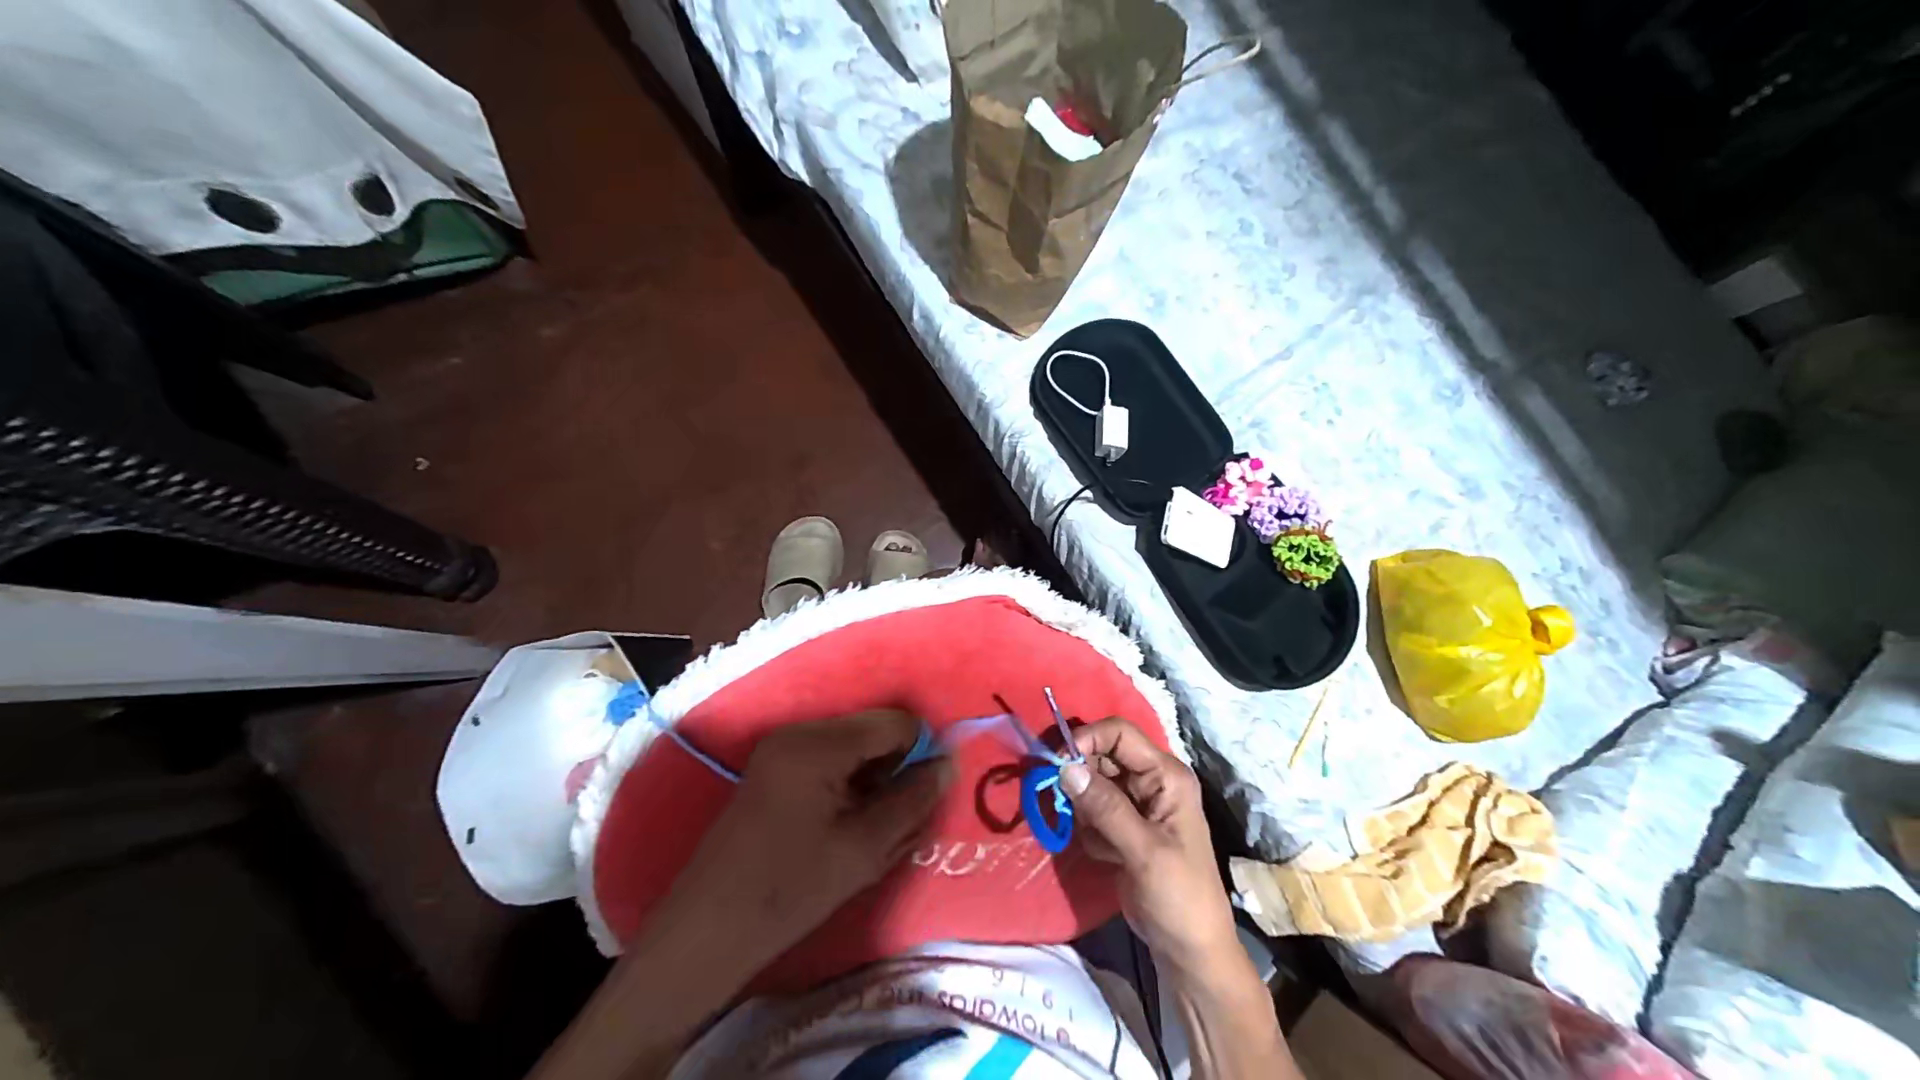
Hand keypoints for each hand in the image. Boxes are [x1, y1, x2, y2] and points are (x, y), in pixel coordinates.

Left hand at [656, 709, 951, 964]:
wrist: (707, 929)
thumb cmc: (789, 890)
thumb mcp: (863, 849)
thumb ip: (912, 800)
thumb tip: (947, 765)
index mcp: (818, 744)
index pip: (895, 722)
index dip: (921, 753)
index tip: (925, 796)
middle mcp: (798, 731)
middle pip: (872, 731)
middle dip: (895, 768)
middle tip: (897, 822)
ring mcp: (780, 748)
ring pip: (853, 747)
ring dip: (873, 779)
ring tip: (869, 831)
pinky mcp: (772, 767)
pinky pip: (829, 760)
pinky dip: (848, 783)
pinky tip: (844, 827)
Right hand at [1061, 717, 1238, 970]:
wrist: (1190, 952)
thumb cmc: (1178, 897)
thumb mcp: (1144, 851)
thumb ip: (1105, 807)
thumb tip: (1066, 767)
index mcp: (1166, 776)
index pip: (1119, 733)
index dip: (1087, 739)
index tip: (1058, 764)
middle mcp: (1151, 781)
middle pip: (1101, 754)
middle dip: (1078, 775)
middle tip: (1063, 804)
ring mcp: (1136, 804)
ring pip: (1092, 781)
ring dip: (1082, 806)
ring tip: (1096, 840)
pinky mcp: (1123, 826)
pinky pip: (1091, 809)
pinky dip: (1087, 826)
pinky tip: (1103, 854)